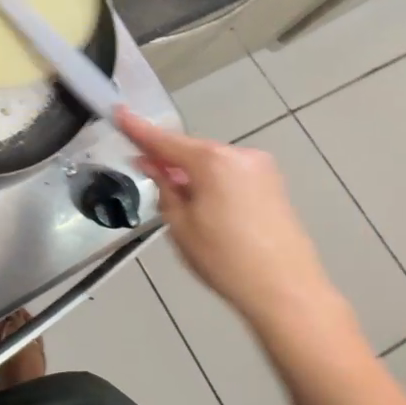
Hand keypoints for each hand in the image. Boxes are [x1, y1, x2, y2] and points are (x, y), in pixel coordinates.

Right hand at [116, 107, 332, 320]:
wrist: (287, 292)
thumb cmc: (225, 260)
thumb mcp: (181, 226)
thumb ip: (165, 188)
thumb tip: (152, 165)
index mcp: (213, 161)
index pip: (165, 141)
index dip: (138, 129)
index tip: (118, 112)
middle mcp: (240, 155)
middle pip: (192, 151)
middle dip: (169, 160)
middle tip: (146, 172)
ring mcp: (261, 169)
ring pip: (213, 164)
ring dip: (193, 174)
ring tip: (181, 206)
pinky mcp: (274, 186)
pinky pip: (231, 175)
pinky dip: (213, 183)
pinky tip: (208, 209)